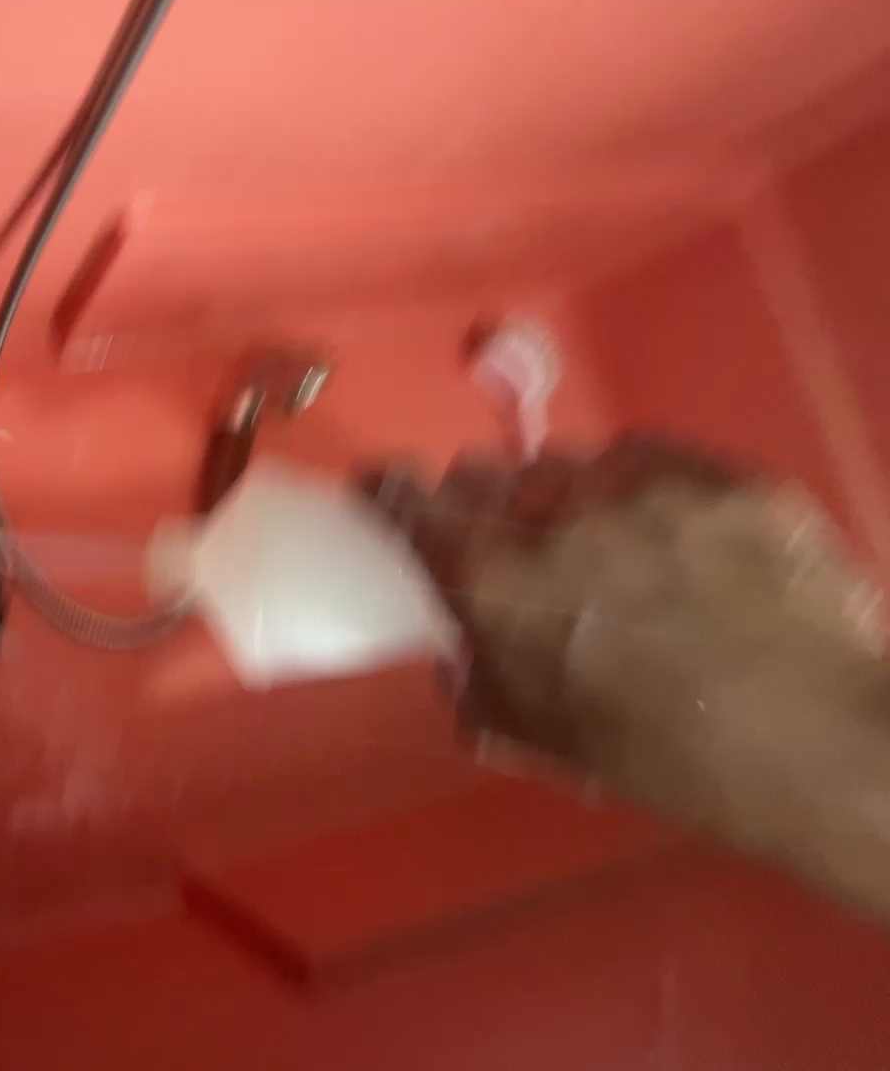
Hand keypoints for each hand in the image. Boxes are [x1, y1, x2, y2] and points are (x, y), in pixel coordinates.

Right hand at [362, 435, 883, 849]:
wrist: (826, 755)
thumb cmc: (650, 752)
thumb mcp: (523, 729)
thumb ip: (470, 678)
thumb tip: (461, 655)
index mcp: (491, 580)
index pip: (406, 500)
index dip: (383, 487)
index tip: (382, 487)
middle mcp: (552, 524)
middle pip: (478, 470)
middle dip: (474, 495)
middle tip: (499, 528)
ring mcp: (643, 497)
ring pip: (561, 461)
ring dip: (553, 490)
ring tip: (588, 525)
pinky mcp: (725, 485)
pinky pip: (647, 453)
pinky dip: (633, 476)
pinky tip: (652, 512)